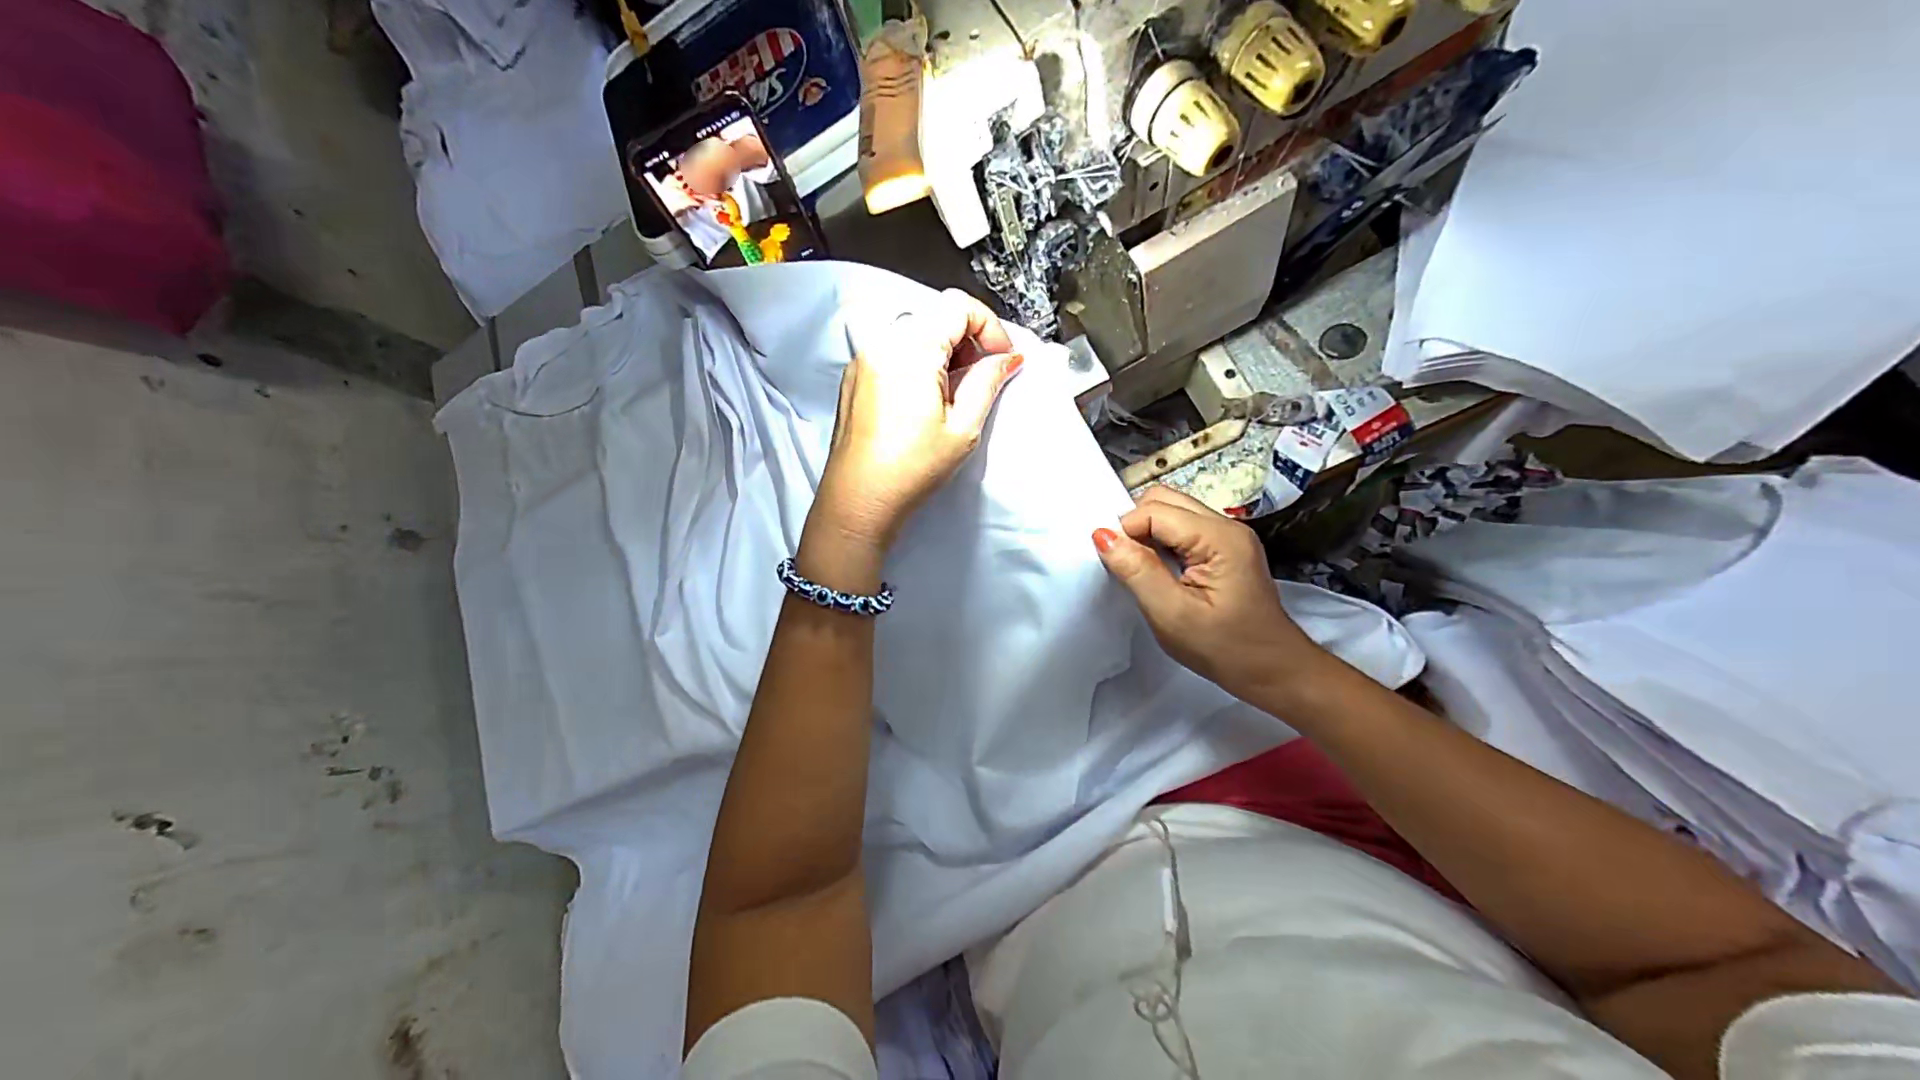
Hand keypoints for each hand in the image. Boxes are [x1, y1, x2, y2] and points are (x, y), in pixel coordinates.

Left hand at [811, 289, 1023, 552]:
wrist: (859, 499)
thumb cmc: (906, 471)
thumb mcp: (963, 427)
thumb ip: (987, 381)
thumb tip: (1007, 359)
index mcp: (911, 349)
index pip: (959, 306)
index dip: (989, 327)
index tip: (1002, 356)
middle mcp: (882, 344)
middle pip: (936, 316)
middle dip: (967, 339)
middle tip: (984, 376)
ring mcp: (865, 359)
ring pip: (915, 331)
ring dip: (943, 351)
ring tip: (956, 393)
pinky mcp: (856, 376)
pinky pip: (894, 350)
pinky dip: (918, 362)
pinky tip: (928, 399)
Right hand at [1092, 486, 1327, 701]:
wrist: (1272, 671)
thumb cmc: (1224, 648)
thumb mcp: (1171, 614)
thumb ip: (1137, 571)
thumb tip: (1103, 535)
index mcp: (1219, 538)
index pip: (1154, 511)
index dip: (1126, 532)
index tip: (1115, 565)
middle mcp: (1226, 526)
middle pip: (1164, 500)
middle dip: (1134, 525)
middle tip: (1126, 565)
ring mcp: (1227, 535)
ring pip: (1171, 510)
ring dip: (1146, 534)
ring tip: (1142, 571)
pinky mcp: (1224, 548)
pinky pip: (1181, 528)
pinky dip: (1160, 542)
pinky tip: (1159, 572)